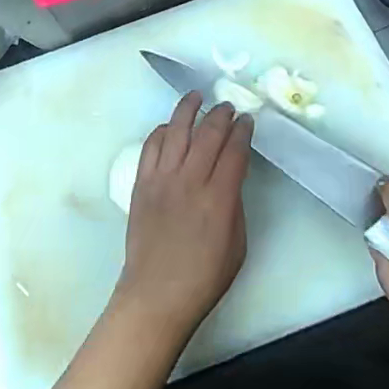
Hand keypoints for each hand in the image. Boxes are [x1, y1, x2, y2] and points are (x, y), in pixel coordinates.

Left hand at [113, 92, 252, 342]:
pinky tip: (169, 126)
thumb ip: (234, 204)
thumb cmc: (204, 277)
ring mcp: (161, 178)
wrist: (156, 293)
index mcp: (218, 198)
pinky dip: (162, 131)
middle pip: (207, 134)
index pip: (234, 152)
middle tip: (228, 105)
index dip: (242, 132)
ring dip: (188, 109)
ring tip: (196, 95)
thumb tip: (229, 177)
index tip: (247, 119)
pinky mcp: (141, 182)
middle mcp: (189, 180)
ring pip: (176, 131)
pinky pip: (151, 146)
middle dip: (220, 115)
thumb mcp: (236, 244)